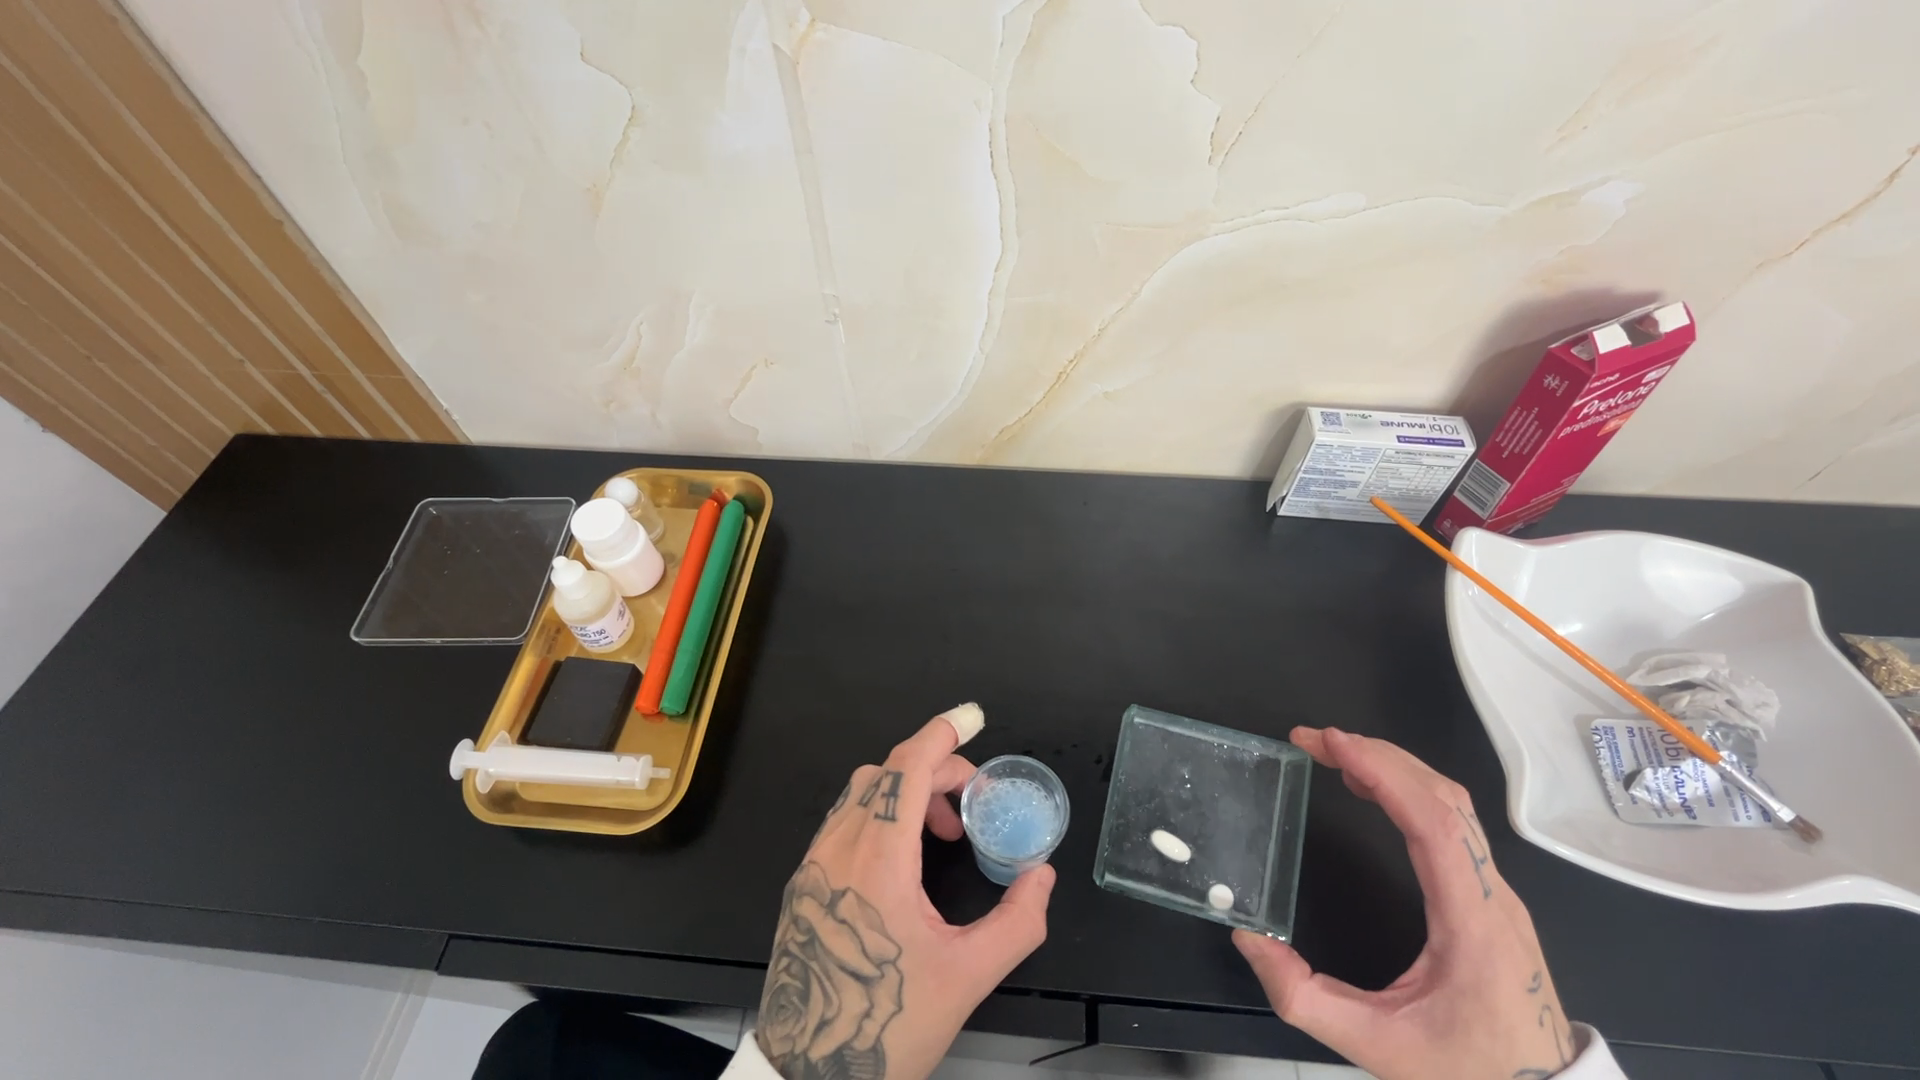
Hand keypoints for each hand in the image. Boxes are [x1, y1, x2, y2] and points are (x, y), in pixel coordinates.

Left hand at [754, 705, 1055, 1079]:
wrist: (808, 1071)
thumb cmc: (887, 1027)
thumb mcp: (968, 977)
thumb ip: (1017, 922)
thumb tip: (1041, 877)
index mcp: (877, 862)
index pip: (906, 769)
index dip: (942, 734)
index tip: (971, 718)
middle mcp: (838, 850)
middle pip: (886, 772)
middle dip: (936, 770)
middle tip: (973, 805)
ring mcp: (814, 864)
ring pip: (860, 791)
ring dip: (907, 791)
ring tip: (942, 832)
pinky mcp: (804, 882)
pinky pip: (844, 818)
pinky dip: (881, 811)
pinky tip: (905, 854)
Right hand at [1234, 727, 1576, 1079]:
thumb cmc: (1465, 1071)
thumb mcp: (1374, 1047)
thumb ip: (1302, 996)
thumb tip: (1247, 935)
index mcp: (1469, 922)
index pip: (1432, 823)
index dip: (1384, 773)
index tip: (1332, 744)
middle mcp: (1492, 893)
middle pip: (1443, 799)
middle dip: (1377, 755)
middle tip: (1314, 740)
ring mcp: (1498, 891)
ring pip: (1454, 805)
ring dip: (1395, 767)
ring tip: (1337, 753)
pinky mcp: (1492, 895)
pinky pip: (1455, 822)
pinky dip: (1411, 789)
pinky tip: (1376, 789)